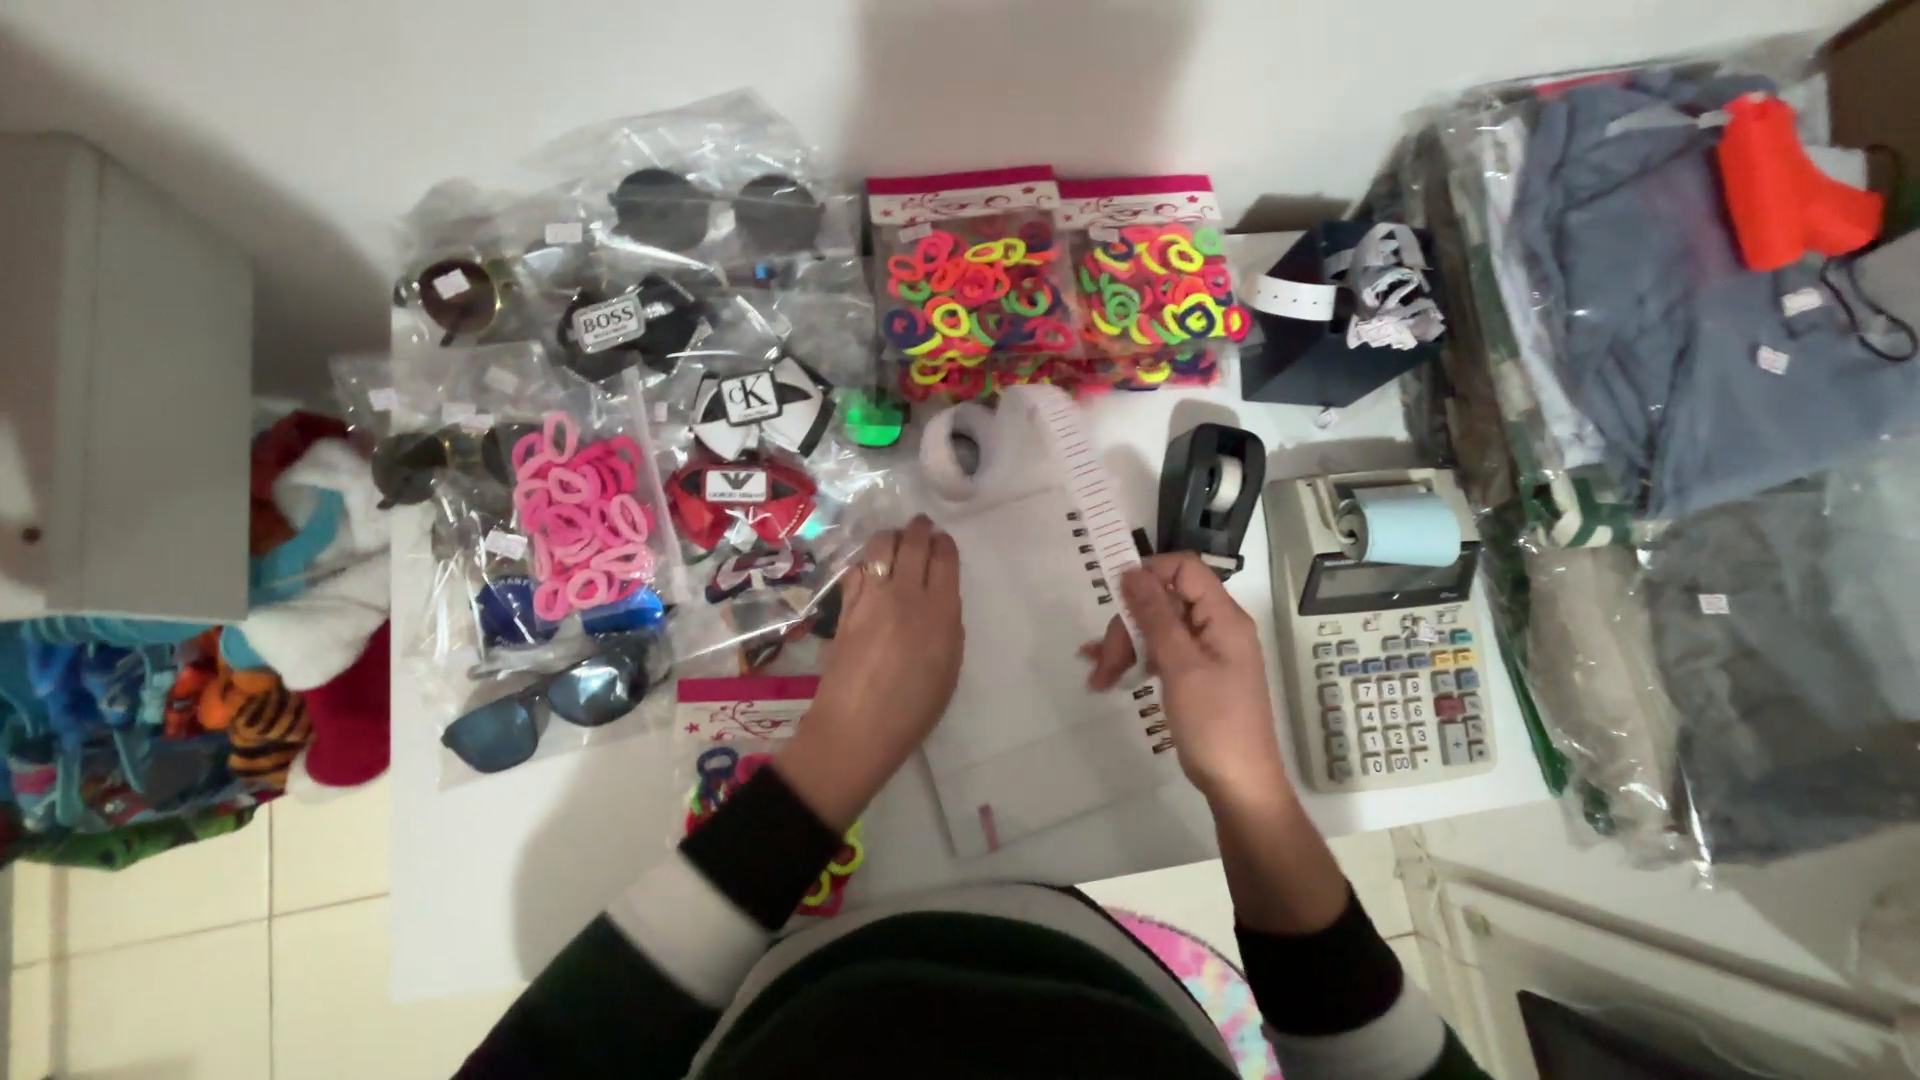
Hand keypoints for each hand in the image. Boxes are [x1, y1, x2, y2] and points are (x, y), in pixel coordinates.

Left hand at [777, 515, 963, 828]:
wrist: (856, 729)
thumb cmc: (913, 710)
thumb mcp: (949, 669)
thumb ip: (948, 627)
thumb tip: (941, 601)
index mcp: (940, 612)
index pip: (944, 558)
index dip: (945, 544)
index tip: (944, 541)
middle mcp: (906, 595)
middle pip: (912, 543)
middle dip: (919, 529)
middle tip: (921, 526)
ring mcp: (871, 598)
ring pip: (881, 546)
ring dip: (892, 536)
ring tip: (896, 538)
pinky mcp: (845, 607)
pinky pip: (857, 569)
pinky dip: (867, 559)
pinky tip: (871, 565)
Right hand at [1084, 553, 1287, 801]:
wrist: (1239, 783)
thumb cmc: (1215, 723)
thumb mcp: (1181, 666)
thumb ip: (1156, 615)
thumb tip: (1131, 571)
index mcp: (1223, 618)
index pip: (1184, 569)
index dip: (1149, 574)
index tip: (1116, 597)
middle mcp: (1215, 627)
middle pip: (1163, 601)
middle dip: (1128, 624)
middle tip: (1104, 659)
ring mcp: (1205, 652)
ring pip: (1156, 628)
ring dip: (1125, 646)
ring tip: (1099, 677)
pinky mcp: (1194, 673)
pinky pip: (1160, 652)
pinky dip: (1134, 660)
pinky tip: (1107, 676)